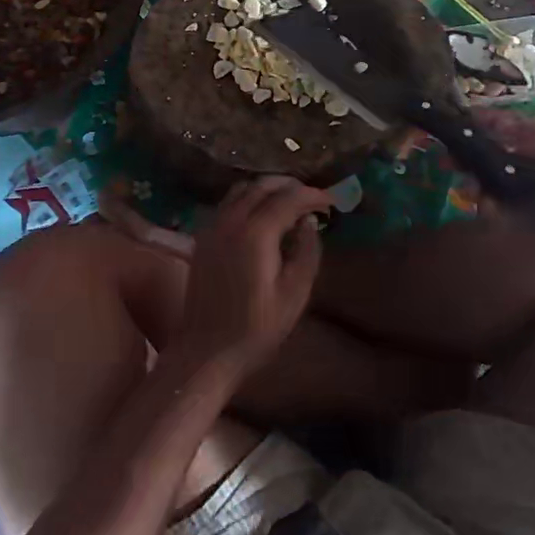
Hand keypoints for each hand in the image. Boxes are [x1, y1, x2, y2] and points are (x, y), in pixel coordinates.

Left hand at [172, 176, 330, 376]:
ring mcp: (213, 226)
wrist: (207, 349)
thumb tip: (309, 222)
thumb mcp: (294, 294)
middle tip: (312, 198)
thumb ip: (306, 252)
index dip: (312, 195)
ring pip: (241, 190)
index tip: (331, 201)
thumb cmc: (257, 328)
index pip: (287, 198)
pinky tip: (261, 214)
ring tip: (289, 202)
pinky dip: (248, 198)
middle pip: (262, 186)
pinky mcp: (203, 236)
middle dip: (289, 186)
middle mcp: (231, 221)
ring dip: (267, 189)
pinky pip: (227, 203)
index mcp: (256, 233)